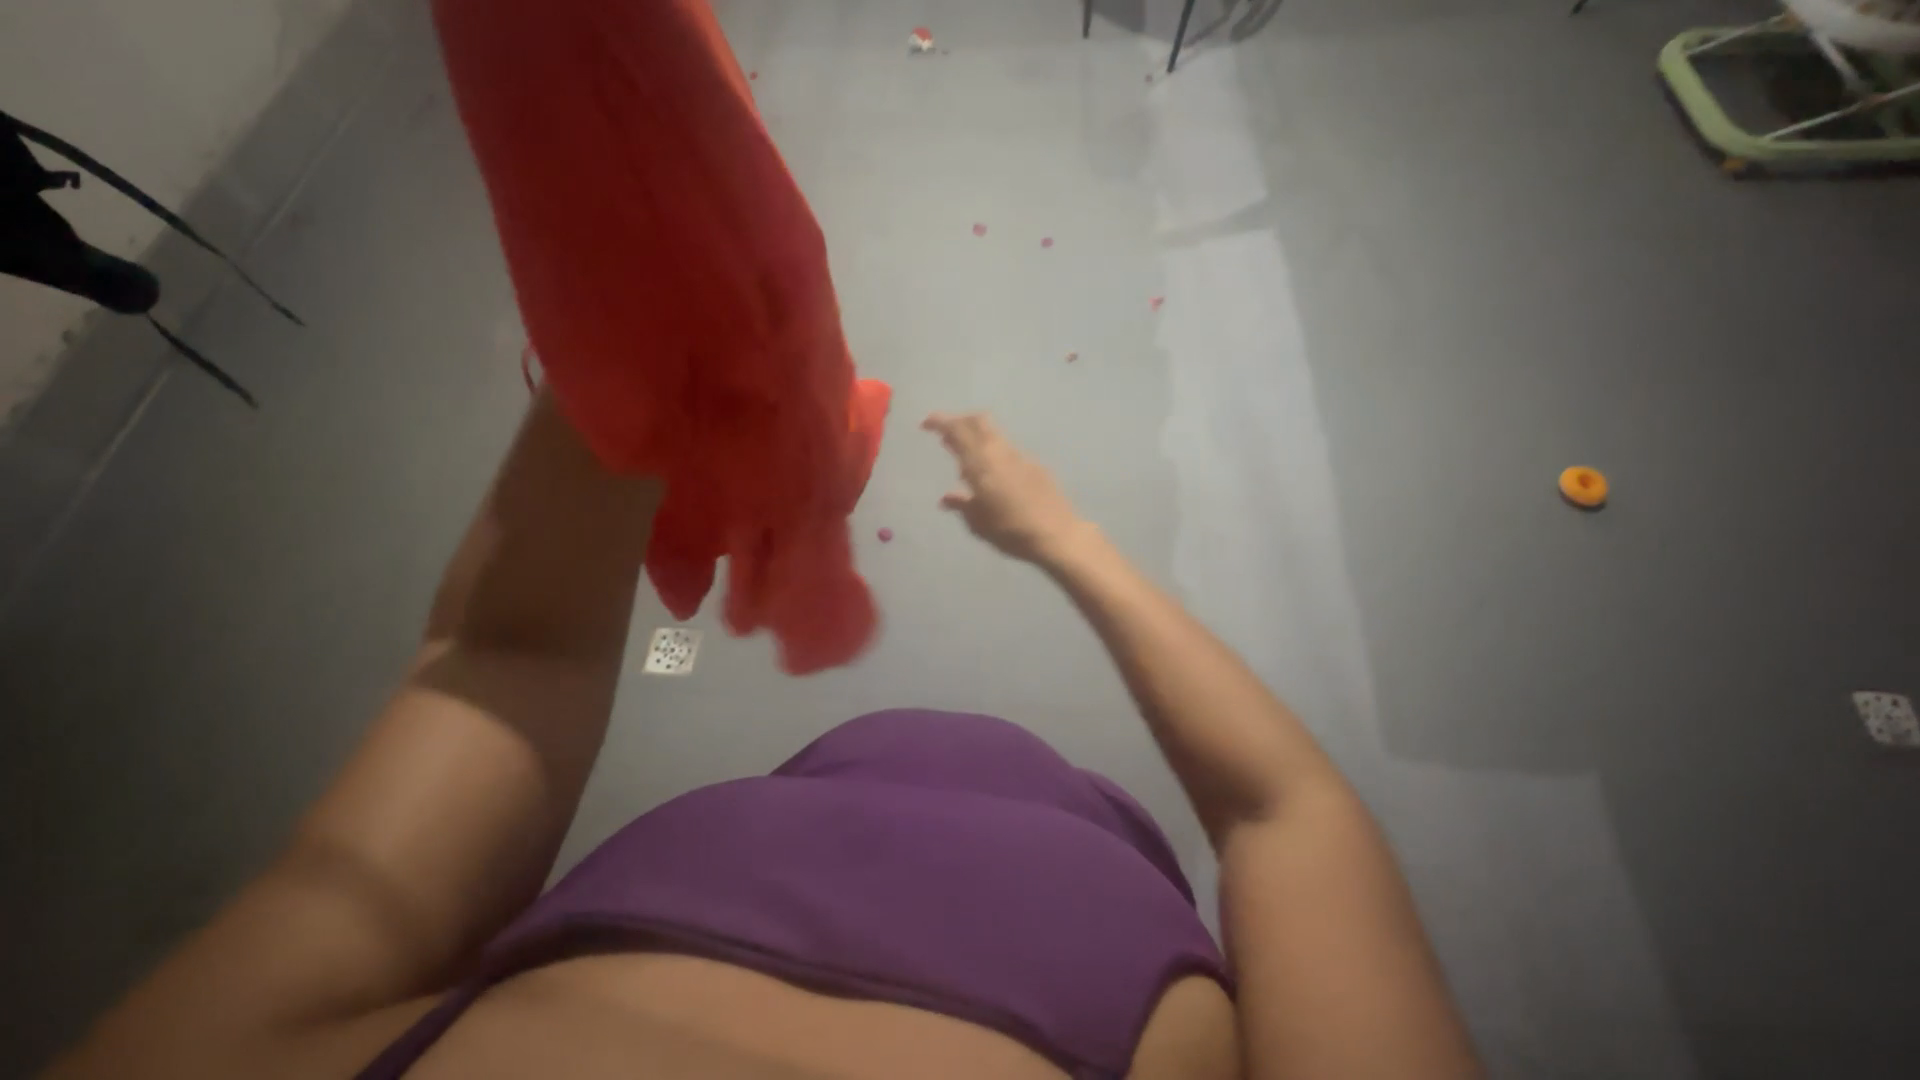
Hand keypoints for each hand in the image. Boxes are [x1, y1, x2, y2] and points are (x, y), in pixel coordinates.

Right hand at [923, 412, 1089, 565]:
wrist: (1056, 535)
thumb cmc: (1011, 532)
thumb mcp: (978, 523)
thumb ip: (961, 505)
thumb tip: (946, 497)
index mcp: (981, 465)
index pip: (958, 431)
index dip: (941, 422)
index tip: (926, 423)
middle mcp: (999, 453)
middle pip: (977, 422)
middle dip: (959, 421)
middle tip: (945, 432)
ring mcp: (1020, 457)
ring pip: (993, 433)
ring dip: (976, 436)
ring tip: (965, 455)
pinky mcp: (1035, 465)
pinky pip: (1007, 449)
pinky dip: (993, 451)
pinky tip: (992, 472)